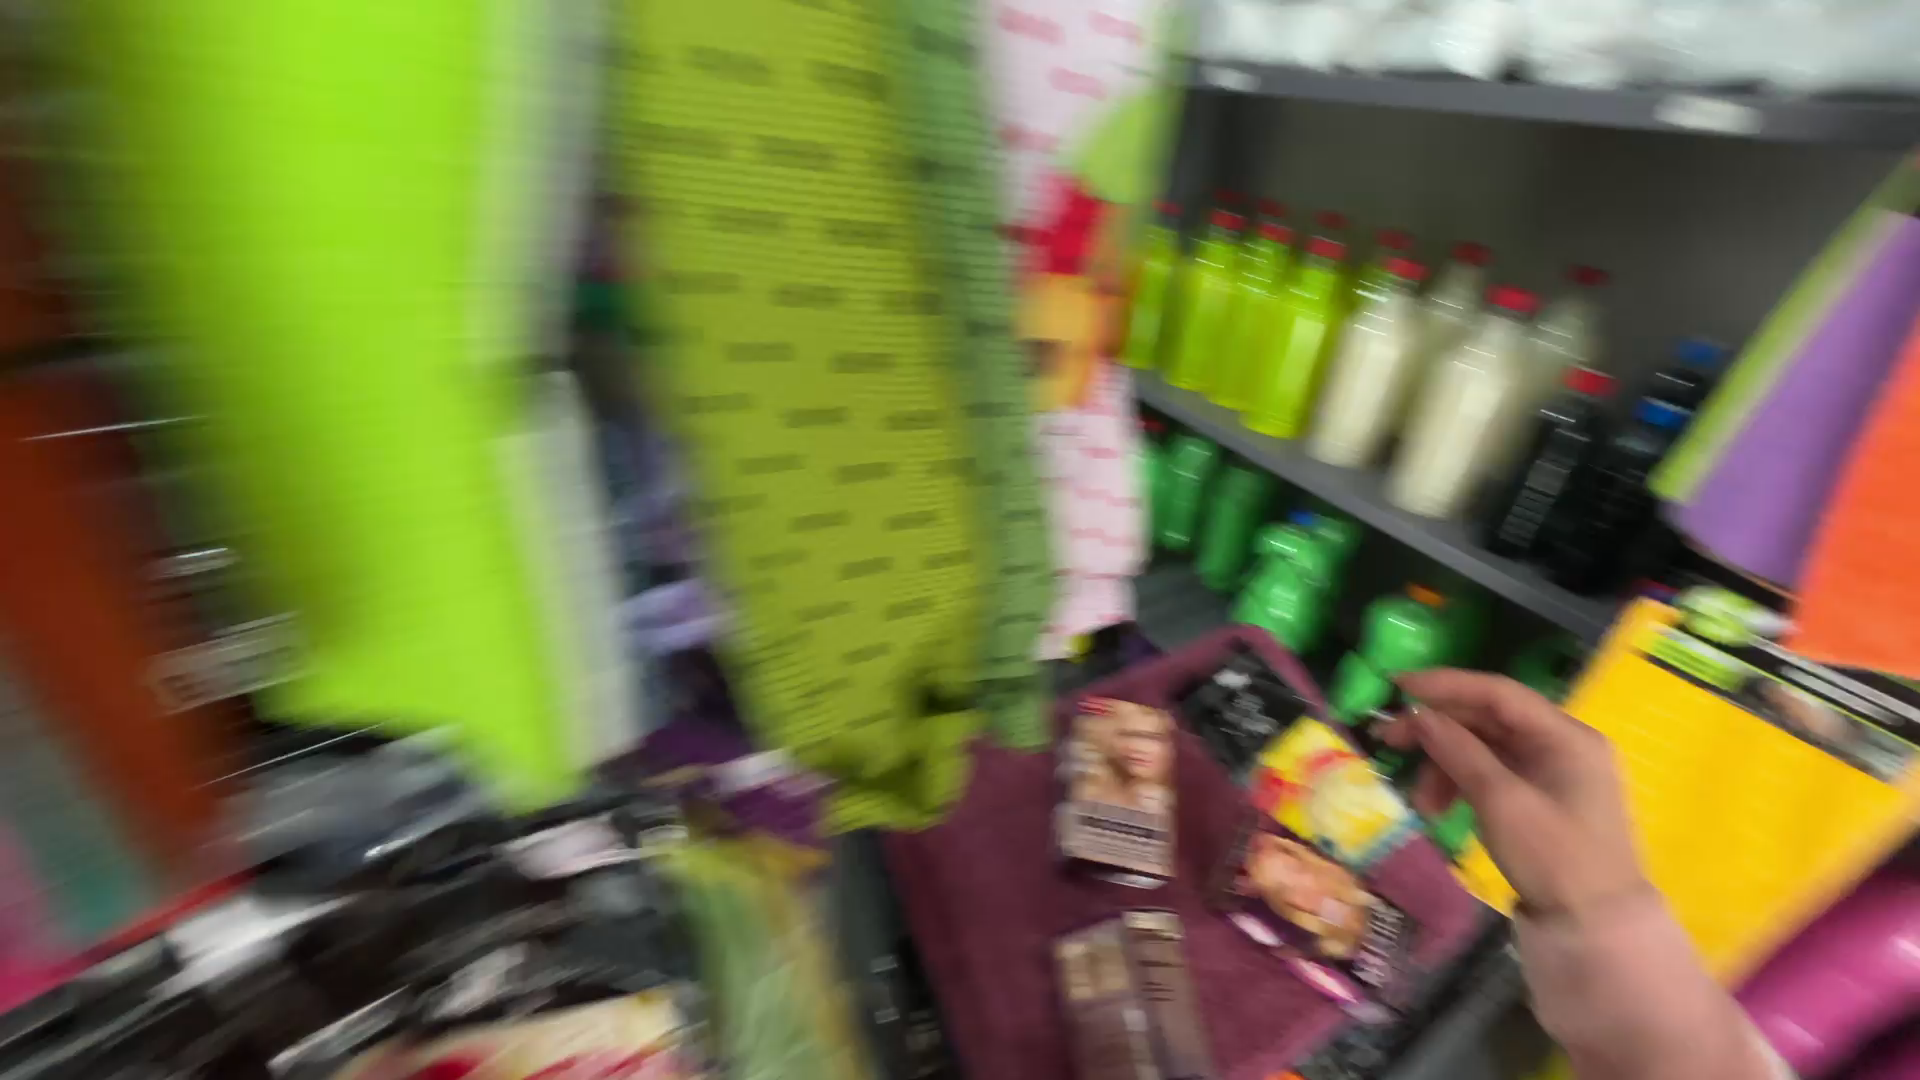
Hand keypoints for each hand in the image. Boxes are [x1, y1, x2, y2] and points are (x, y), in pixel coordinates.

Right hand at [1380, 670, 1649, 921]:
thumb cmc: (1554, 857)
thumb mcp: (1500, 801)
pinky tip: (1436, 808)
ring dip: (1440, 765)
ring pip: (1477, 746)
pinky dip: (1454, 783)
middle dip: (1434, 729)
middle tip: (1388, 739)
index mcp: (1565, 737)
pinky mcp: (1533, 792)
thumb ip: (1457, 750)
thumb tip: (1416, 713)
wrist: (1595, 927)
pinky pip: (1483, 771)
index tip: (1395, 687)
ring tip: (1418, 799)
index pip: (1496, 692)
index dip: (1444, 684)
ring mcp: (1546, 769)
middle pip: (1483, 718)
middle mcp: (1558, 743)